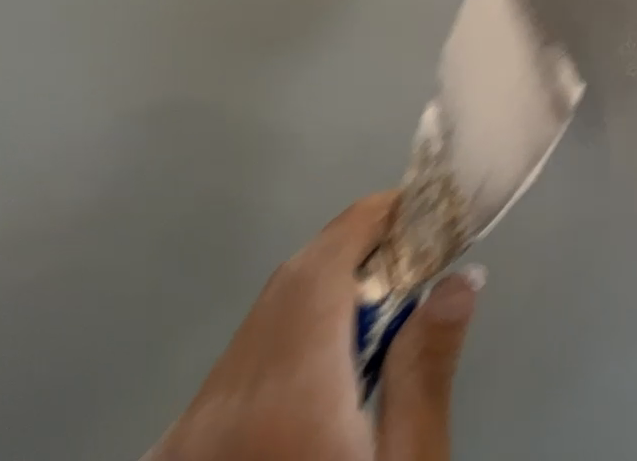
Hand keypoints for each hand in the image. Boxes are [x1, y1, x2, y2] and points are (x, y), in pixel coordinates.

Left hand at [150, 193, 482, 460]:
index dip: (365, 222)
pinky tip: (332, 359)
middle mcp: (220, 408)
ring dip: (322, 289)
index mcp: (289, 402)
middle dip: (351, 248)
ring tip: (386, 299)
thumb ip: (427, 367)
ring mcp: (185, 434)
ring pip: (256, 324)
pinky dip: (289, 332)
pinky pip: (236, 364)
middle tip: (417, 243)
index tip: (414, 200)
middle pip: (286, 289)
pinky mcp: (175, 452)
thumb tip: (462, 278)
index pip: (319, 274)